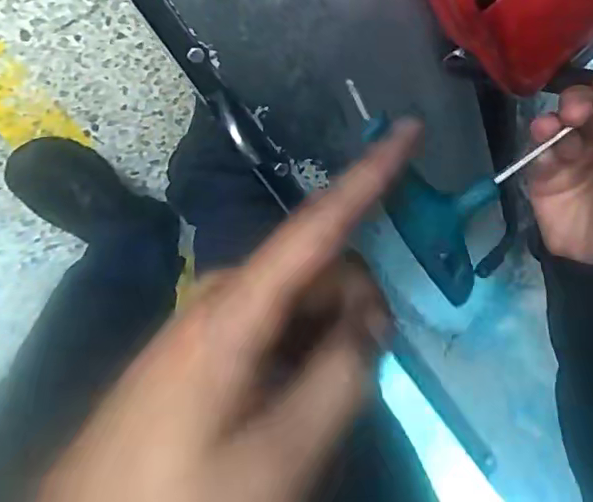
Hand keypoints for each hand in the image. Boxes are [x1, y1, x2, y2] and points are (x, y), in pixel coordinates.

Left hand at [37, 122, 419, 501]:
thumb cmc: (181, 500)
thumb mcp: (280, 456)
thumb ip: (343, 376)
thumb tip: (370, 322)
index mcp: (238, 307)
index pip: (322, 221)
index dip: (373, 171)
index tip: (410, 127)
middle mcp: (222, 291)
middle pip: (319, 266)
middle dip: (357, 302)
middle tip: (367, 368)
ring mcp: (204, 315)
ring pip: (298, 296)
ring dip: (328, 331)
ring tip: (319, 401)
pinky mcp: (196, 343)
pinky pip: (272, 319)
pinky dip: (300, 344)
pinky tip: (290, 397)